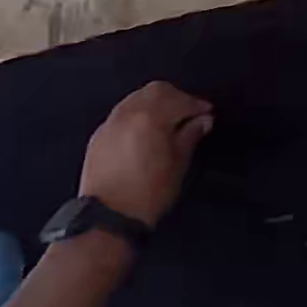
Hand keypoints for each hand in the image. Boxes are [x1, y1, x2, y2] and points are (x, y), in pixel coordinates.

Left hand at [78, 82, 214, 225]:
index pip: (179, 99)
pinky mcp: (98, 137)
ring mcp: (109, 125)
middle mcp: (126, 115)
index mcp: (150, 119)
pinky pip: (122, 113)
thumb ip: (191, 135)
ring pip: (135, 98)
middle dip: (176, 97)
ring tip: (170, 122)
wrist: (108, 216)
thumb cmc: (152, 190)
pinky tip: (148, 132)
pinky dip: (139, 114)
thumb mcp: (179, 162)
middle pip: (154, 90)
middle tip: (190, 113)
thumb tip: (203, 120)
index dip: (197, 104)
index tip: (207, 114)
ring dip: (156, 104)